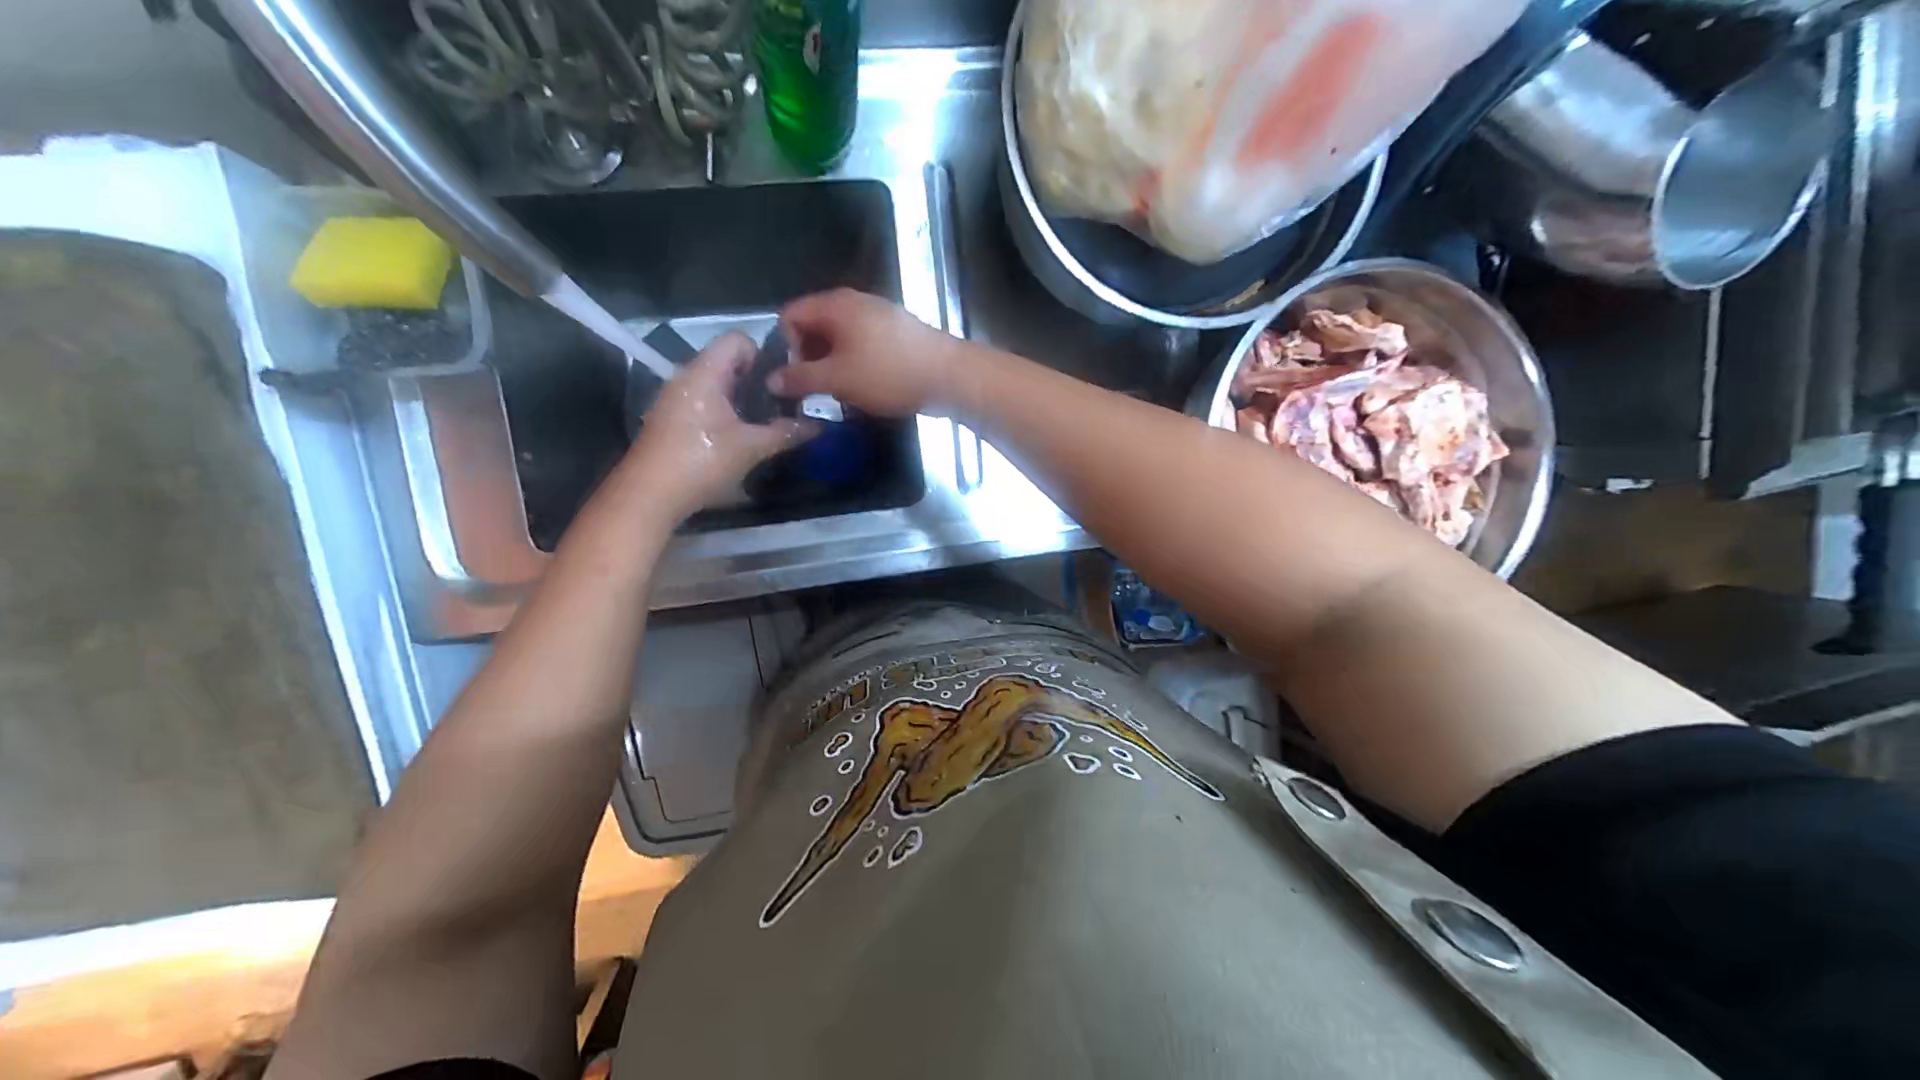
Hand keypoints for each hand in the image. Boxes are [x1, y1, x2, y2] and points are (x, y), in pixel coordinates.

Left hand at [627, 332, 817, 517]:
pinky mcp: (670, 421)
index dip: (763, 355)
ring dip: (740, 400)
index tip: (781, 383)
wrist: (648, 496)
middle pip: (727, 362)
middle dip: (756, 381)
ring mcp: (675, 399)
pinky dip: (723, 413)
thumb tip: (817, 425)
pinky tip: (736, 440)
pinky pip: (703, 403)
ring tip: (762, 424)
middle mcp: (686, 378)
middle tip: (781, 406)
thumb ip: (785, 433)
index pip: (737, 339)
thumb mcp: (751, 448)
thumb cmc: (701, 462)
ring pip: (716, 385)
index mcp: (704, 373)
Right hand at [770, 289, 966, 416]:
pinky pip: (863, 344)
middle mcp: (856, 302)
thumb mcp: (837, 379)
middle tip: (813, 389)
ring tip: (838, 393)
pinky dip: (855, 363)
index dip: (784, 345)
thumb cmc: (888, 374)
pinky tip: (864, 388)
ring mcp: (879, 316)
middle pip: (815, 324)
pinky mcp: (897, 333)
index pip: (790, 314)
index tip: (794, 376)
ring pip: (840, 338)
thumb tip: (771, 380)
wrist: (950, 377)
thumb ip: (800, 378)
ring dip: (832, 364)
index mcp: (836, 304)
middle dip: (808, 357)